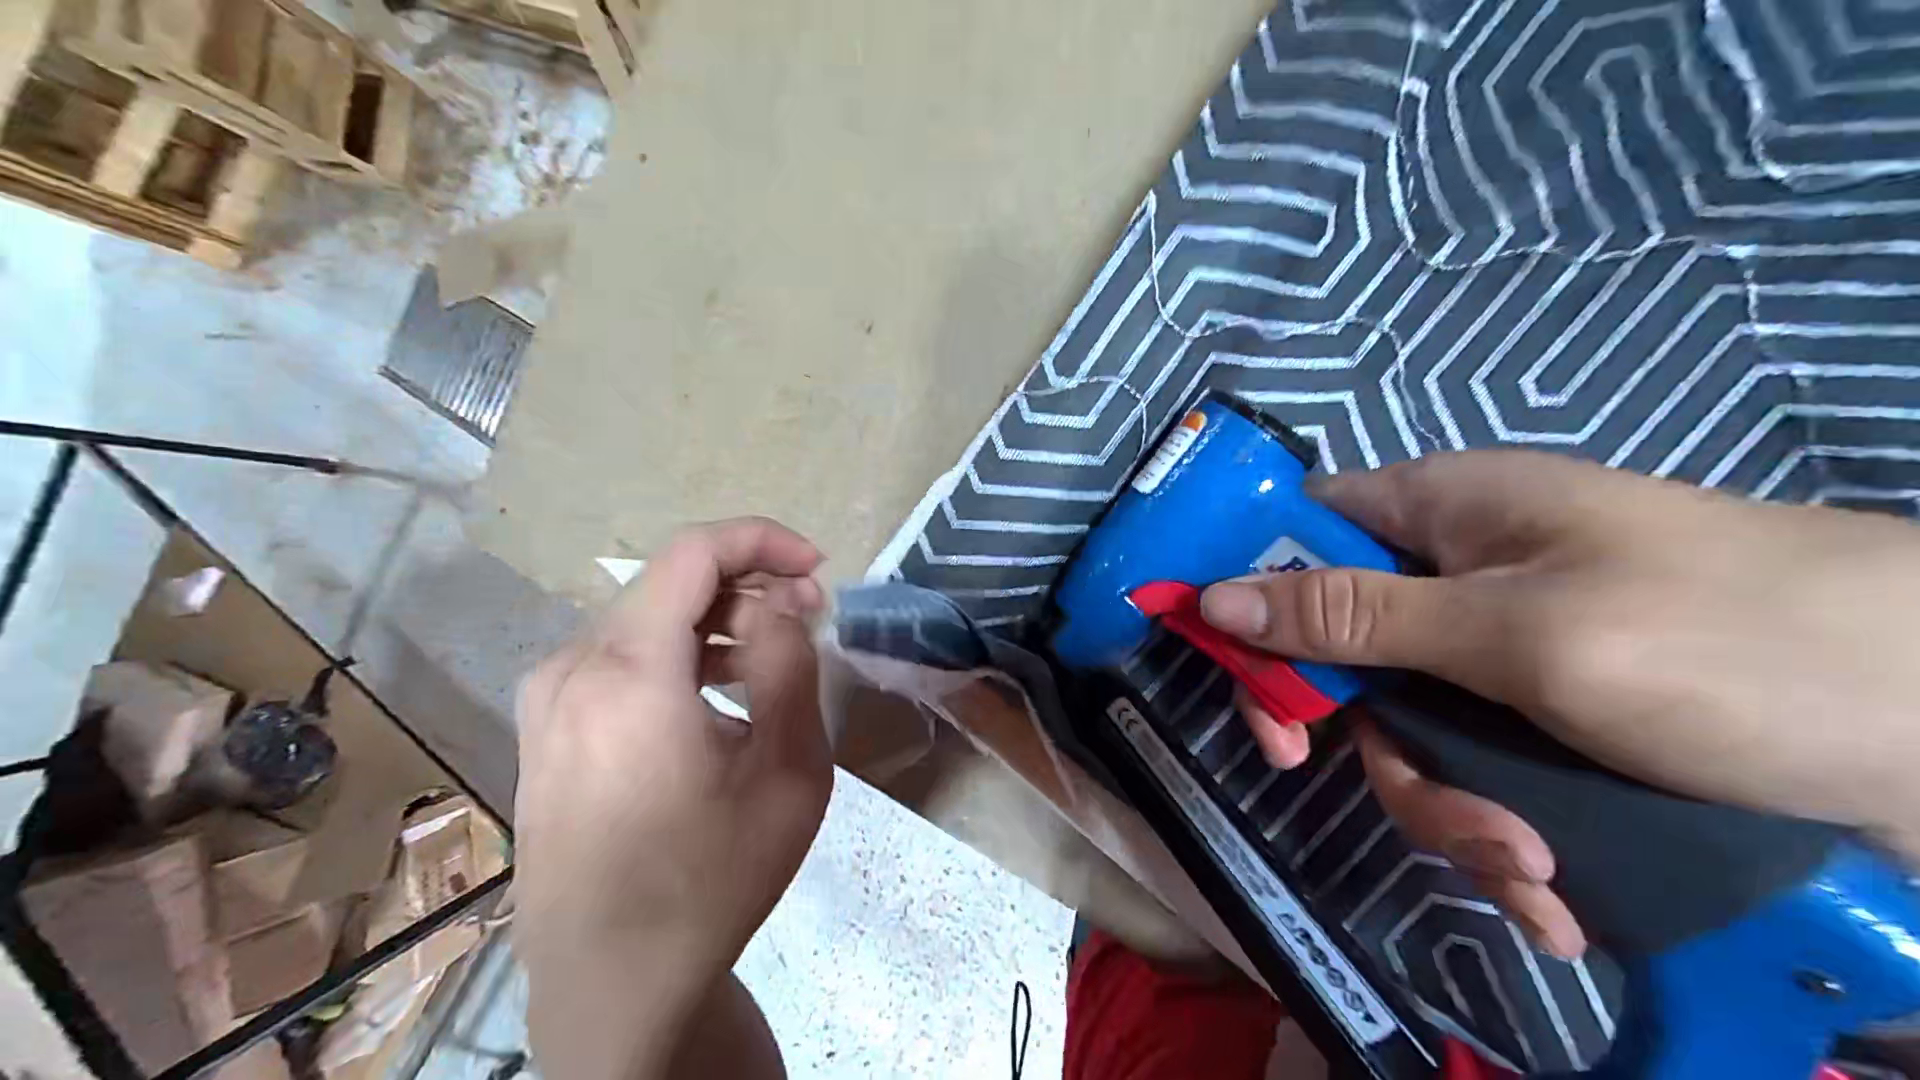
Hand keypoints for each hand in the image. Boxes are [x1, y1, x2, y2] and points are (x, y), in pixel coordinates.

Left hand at [514, 518, 831, 1079]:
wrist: (614, 984)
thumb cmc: (713, 877)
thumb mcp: (788, 770)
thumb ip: (790, 665)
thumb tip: (778, 600)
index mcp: (627, 670)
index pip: (694, 552)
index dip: (763, 540)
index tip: (817, 568)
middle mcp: (571, 668)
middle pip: (671, 585)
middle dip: (749, 586)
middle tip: (809, 618)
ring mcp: (547, 701)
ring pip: (647, 621)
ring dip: (717, 622)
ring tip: (772, 656)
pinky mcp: (546, 730)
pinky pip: (621, 661)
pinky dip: (679, 654)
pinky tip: (716, 695)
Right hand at [1198, 451, 1919, 958]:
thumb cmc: (1738, 644)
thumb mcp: (1520, 634)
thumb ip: (1356, 616)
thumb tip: (1215, 600)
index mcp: (1439, 511)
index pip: (1297, 534)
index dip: (1253, 596)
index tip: (1247, 676)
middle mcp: (1454, 573)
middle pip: (1340, 646)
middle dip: (1355, 731)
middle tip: (1326, 779)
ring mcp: (1500, 651)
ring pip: (1405, 725)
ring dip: (1445, 808)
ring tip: (1532, 873)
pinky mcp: (1546, 720)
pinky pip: (1472, 769)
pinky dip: (1499, 835)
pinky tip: (1556, 892)